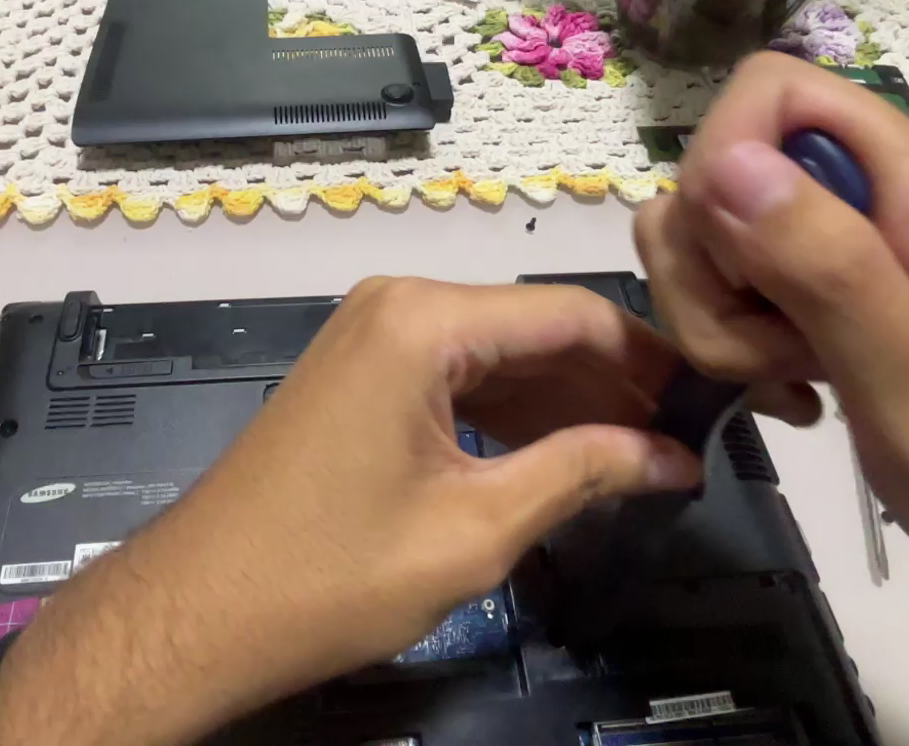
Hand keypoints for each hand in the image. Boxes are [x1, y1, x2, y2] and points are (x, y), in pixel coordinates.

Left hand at [0, 279, 806, 745]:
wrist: (202, 604)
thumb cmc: (332, 572)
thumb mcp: (474, 528)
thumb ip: (581, 472)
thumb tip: (671, 455)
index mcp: (427, 320)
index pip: (570, 312)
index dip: (648, 357)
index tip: (706, 403)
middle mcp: (401, 303)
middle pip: (533, 326)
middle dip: (610, 381)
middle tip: (684, 438)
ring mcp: (376, 331)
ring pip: (497, 350)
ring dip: (564, 397)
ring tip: (640, 450)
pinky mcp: (364, 366)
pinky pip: (456, 371)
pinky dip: (510, 408)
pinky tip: (564, 448)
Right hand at [634, 52, 908, 741]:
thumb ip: (832, 274)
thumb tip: (723, 163)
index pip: (775, 92)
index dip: (720, 156)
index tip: (728, 264)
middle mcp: (879, 201)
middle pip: (720, 172)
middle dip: (706, 266)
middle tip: (766, 350)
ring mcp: (853, 250)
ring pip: (709, 234)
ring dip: (713, 312)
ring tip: (787, 380)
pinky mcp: (834, 296)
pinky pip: (731, 286)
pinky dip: (731, 339)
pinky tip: (790, 391)